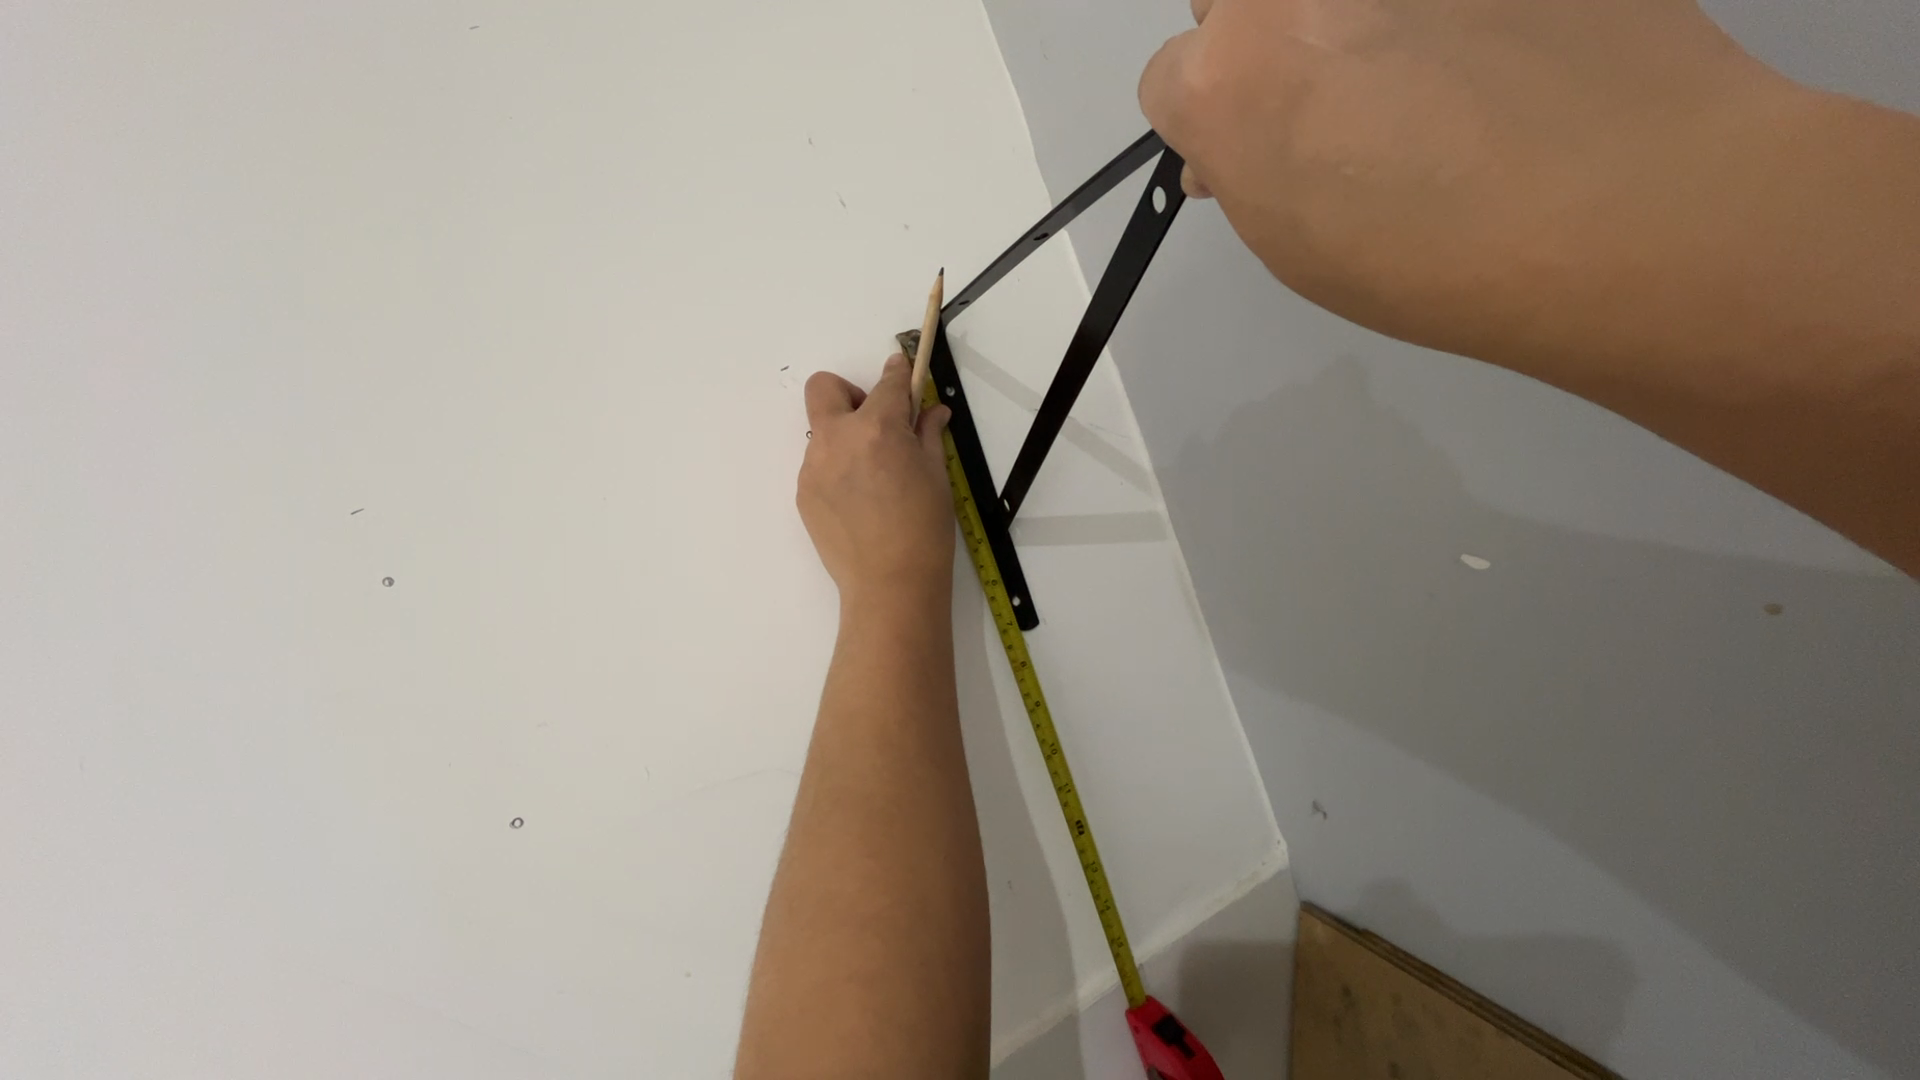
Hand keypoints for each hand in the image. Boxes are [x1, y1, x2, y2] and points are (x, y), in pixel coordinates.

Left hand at [798, 353, 955, 604]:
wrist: (890, 585)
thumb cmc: (924, 529)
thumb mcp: (936, 476)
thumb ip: (927, 435)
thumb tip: (931, 412)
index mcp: (878, 428)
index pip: (887, 383)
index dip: (899, 373)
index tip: (903, 371)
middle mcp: (838, 439)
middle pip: (826, 388)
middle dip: (849, 392)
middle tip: (875, 423)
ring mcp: (814, 467)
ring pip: (822, 432)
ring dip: (845, 439)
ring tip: (873, 479)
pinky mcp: (803, 494)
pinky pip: (818, 466)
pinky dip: (837, 470)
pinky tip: (859, 504)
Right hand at [1137, 0, 1821, 367]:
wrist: (1618, 206)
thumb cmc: (1421, 260)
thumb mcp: (1290, 242)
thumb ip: (1240, 170)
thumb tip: (1229, 144)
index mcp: (1221, 79)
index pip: (1166, 77)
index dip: (1207, 118)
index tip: (1251, 148)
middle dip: (1257, 41)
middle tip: (1324, 95)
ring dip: (1343, 20)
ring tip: (1421, 67)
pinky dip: (1438, 11)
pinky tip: (1489, 43)